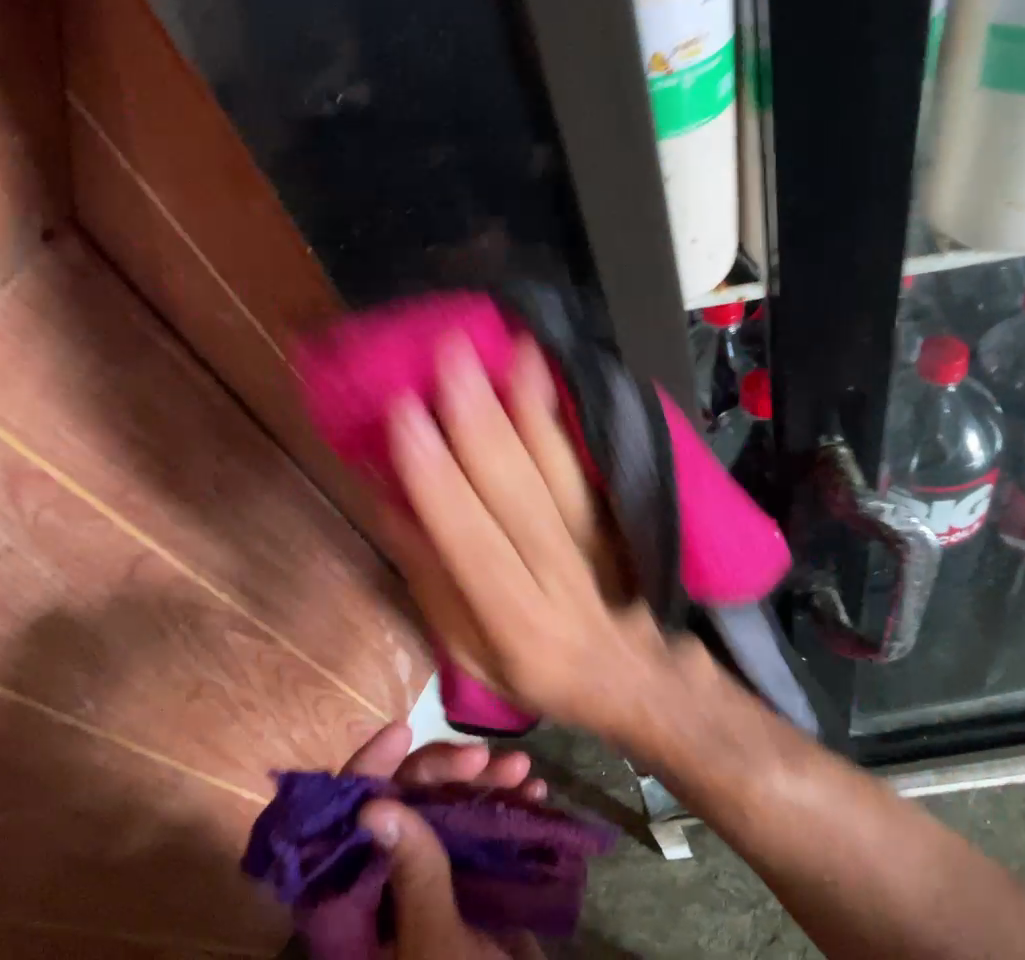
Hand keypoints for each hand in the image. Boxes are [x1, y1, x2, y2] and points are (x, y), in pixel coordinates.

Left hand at [340, 722, 546, 959]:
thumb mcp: (435, 948)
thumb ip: (413, 875)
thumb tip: (376, 803)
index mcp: (355, 901)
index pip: (343, 821)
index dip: (365, 771)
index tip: (401, 734)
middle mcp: (388, 880)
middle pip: (403, 803)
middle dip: (443, 771)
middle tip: (483, 757)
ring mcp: (433, 878)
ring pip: (448, 808)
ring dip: (486, 781)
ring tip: (523, 769)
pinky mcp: (474, 882)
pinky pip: (485, 828)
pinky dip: (509, 804)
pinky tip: (535, 789)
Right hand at [386, 333, 689, 741]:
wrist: (633, 673)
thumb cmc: (535, 669)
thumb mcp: (471, 651)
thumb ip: (433, 580)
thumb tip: (391, 504)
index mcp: (516, 625)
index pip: (472, 545)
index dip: (438, 482)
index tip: (405, 417)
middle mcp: (560, 581)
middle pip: (521, 498)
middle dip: (482, 426)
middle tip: (451, 361)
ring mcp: (598, 546)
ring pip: (560, 473)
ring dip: (529, 409)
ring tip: (506, 350)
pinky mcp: (619, 520)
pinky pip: (588, 464)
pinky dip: (564, 418)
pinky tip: (546, 374)